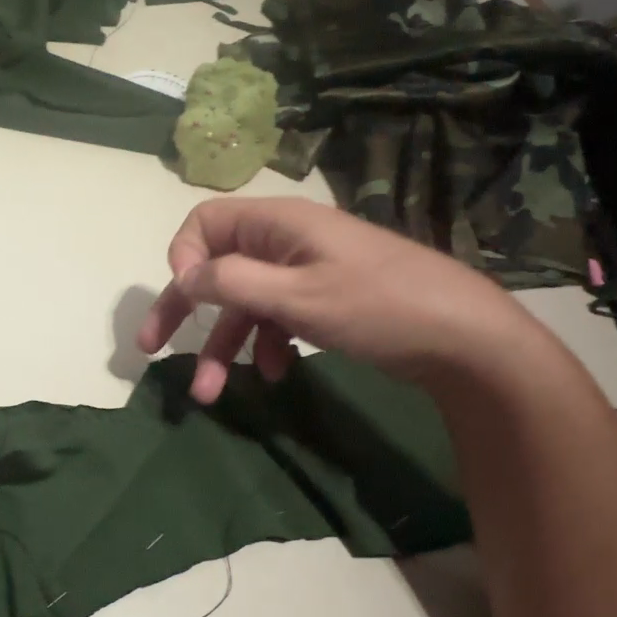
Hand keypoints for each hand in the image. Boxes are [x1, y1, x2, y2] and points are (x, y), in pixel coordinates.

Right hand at [138, 197, 538, 402]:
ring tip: (210, 393)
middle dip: (186, 310)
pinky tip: (274, 373)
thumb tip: (183, 276)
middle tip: (151, 348)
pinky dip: (265, 344)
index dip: (184, 257)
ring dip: (224, 344)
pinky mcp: (325, 300)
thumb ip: (231, 283)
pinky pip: (276, 316)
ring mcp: (307, 272)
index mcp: (279, 224)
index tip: (186, 297)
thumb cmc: (377, 307)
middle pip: (217, 268)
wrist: (466, 340)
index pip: (205, 223)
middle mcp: (287, 241)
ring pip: (245, 303)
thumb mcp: (296, 296)